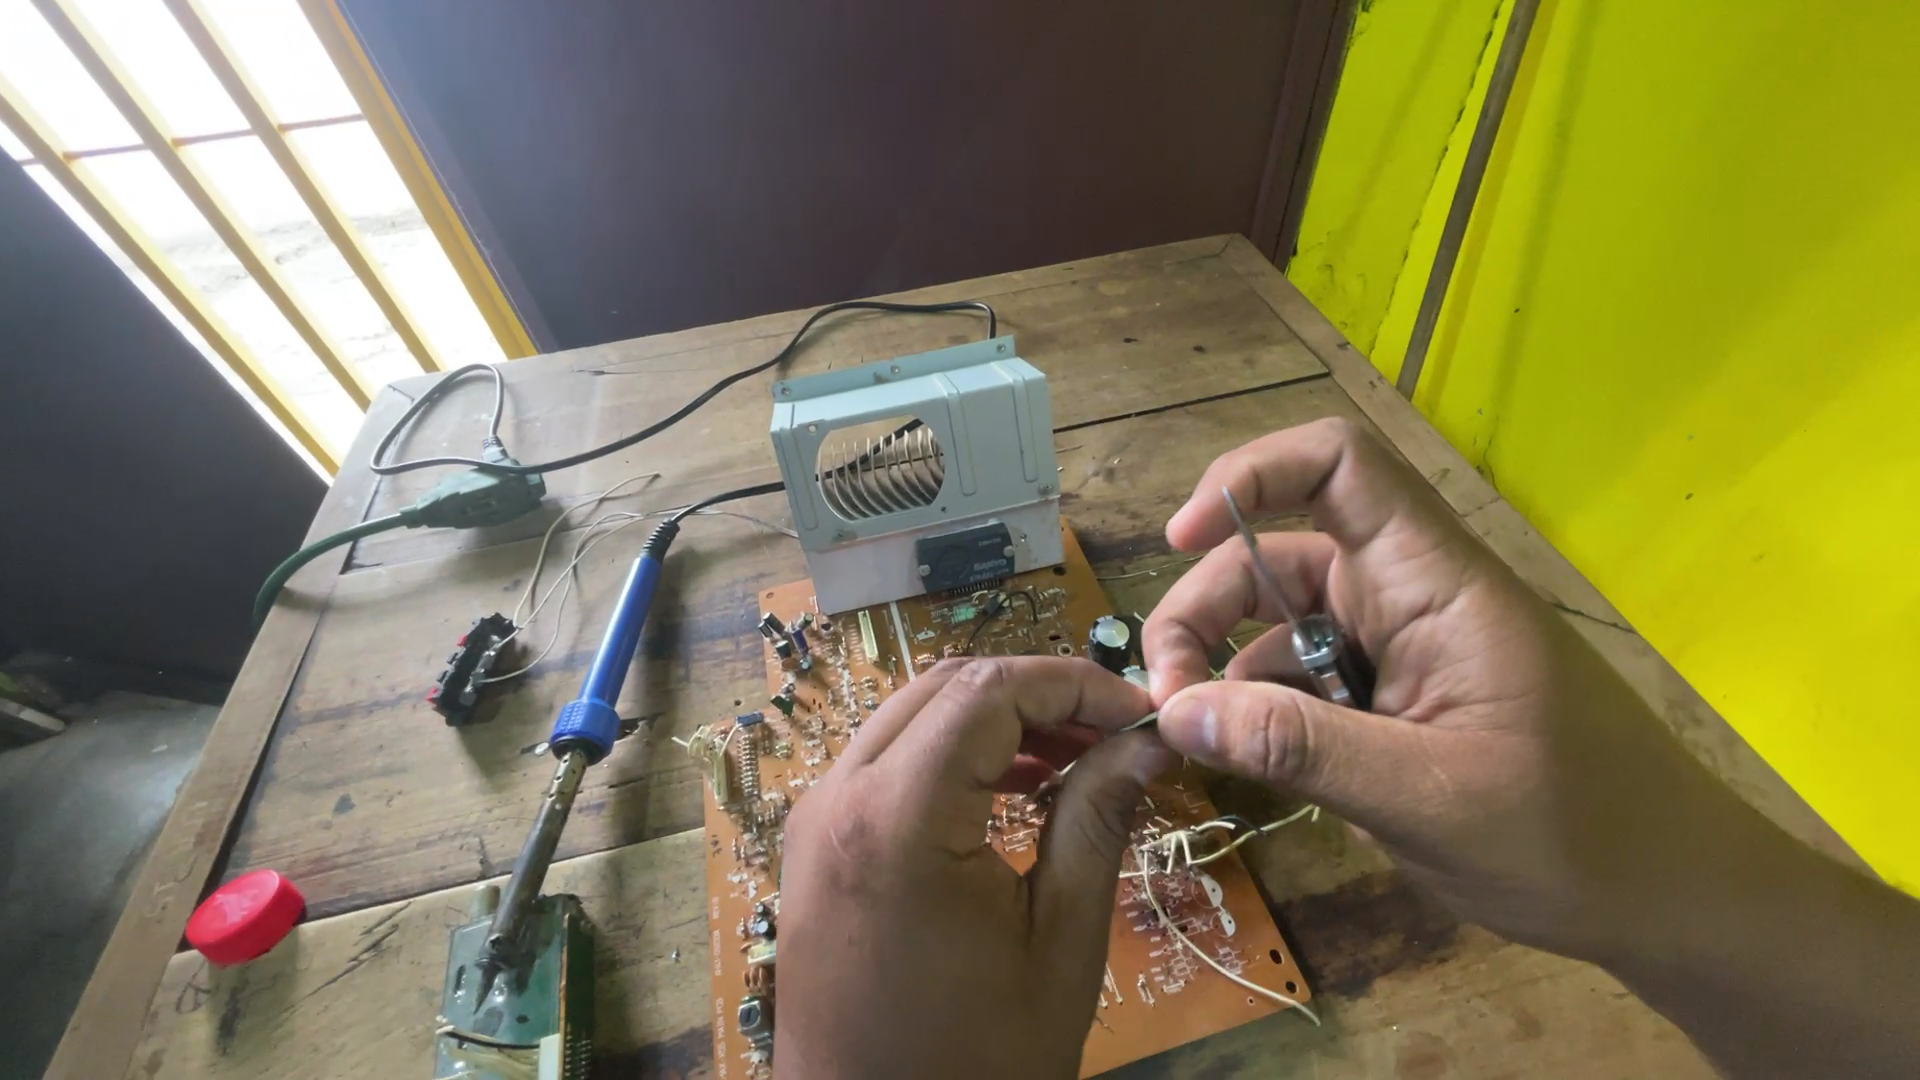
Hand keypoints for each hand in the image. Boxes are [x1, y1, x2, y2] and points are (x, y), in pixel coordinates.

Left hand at [776, 657, 1173, 1078]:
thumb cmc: (976, 1063)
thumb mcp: (1060, 943)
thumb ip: (1097, 819)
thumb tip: (1146, 739)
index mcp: (898, 815)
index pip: (990, 692)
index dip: (1073, 684)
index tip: (1138, 711)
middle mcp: (840, 791)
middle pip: (947, 686)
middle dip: (1036, 693)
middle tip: (1109, 729)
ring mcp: (817, 811)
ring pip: (915, 712)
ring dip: (995, 717)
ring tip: (1072, 752)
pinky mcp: (817, 835)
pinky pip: (890, 757)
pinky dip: (953, 750)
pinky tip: (1011, 782)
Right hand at [1141, 418, 1795, 962]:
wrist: (1668, 901)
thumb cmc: (1579, 837)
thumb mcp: (1430, 800)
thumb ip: (1300, 748)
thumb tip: (1175, 713)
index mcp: (1432, 581)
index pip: (1338, 464)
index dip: (1248, 474)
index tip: (1181, 537)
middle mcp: (1399, 590)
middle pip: (1268, 553)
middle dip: (1200, 611)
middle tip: (1166, 696)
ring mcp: (1384, 637)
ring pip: (1266, 614)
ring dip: (1214, 661)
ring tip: (1195, 732)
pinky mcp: (1374, 683)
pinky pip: (1286, 669)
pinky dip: (1250, 701)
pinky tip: (1246, 752)